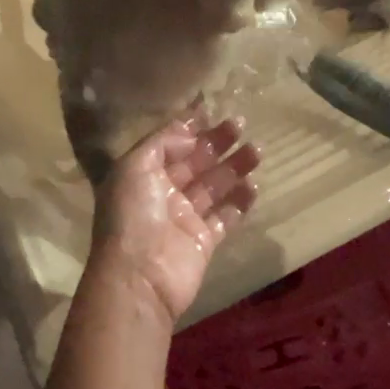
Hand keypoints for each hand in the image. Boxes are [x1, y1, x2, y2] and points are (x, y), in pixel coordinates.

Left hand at [89, 115, 259, 324]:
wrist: (140, 279)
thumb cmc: (132, 216)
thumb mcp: (135, 167)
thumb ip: (161, 143)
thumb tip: (190, 132)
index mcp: (142, 174)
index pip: (168, 144)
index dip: (188, 128)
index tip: (211, 110)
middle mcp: (163, 192)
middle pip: (194, 162)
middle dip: (216, 142)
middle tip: (241, 123)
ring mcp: (184, 218)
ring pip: (213, 186)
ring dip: (234, 167)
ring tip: (256, 150)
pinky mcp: (204, 241)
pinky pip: (225, 216)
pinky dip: (239, 202)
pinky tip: (254, 186)